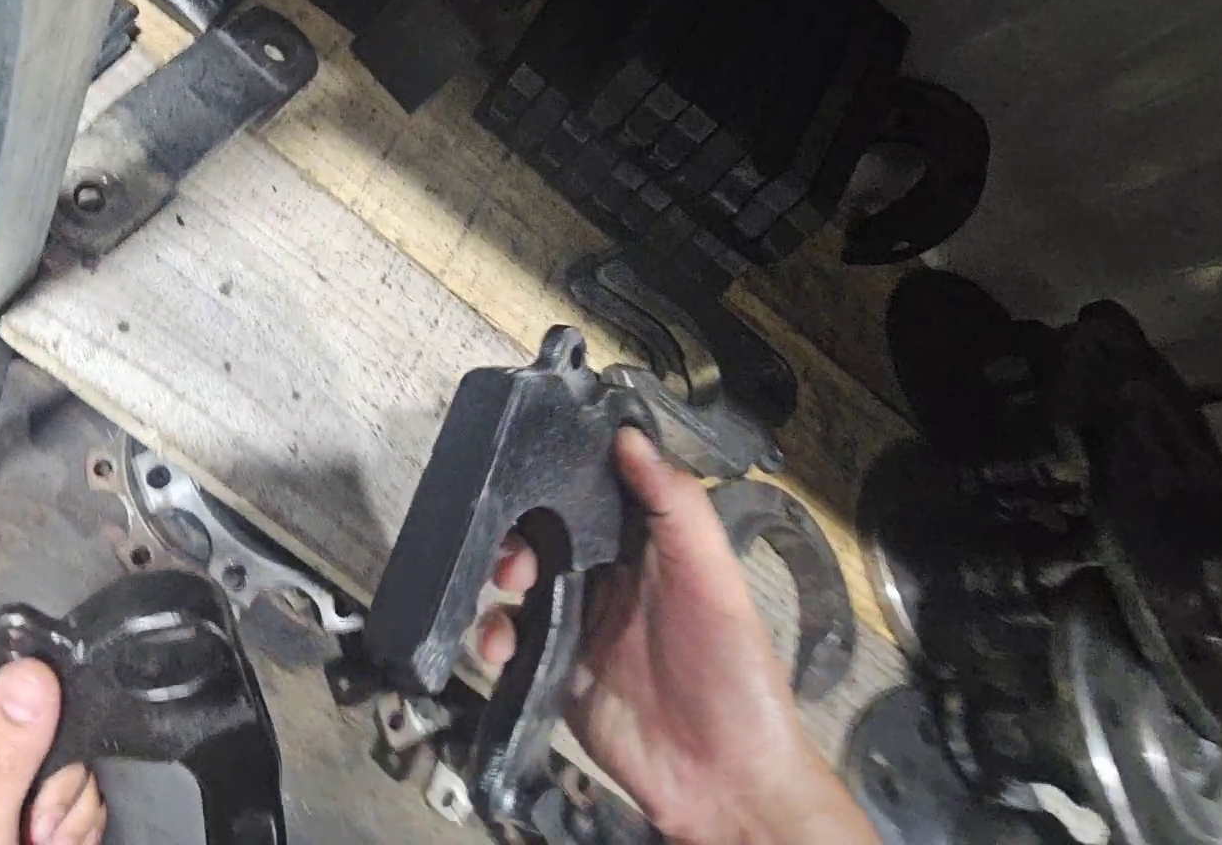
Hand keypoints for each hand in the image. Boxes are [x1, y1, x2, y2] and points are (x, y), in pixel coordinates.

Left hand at [0, 635, 107, 844]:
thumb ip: (2, 757)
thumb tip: (31, 668)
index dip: (34, 676)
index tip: (60, 722)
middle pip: (40, 704)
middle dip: (58, 767)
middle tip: (41, 824)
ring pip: (66, 747)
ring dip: (70, 802)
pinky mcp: (27, 799)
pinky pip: (75, 781)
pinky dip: (76, 819)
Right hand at [479, 428, 877, 844]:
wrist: (721, 785)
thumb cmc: (729, 671)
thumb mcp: (713, 581)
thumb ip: (676, 508)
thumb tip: (628, 435)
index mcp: (641, 546)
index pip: (589, 494)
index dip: (555, 476)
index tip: (520, 464)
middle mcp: (601, 574)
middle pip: (541, 532)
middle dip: (515, 531)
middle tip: (512, 551)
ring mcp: (572, 619)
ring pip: (515, 578)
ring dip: (497, 576)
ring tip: (505, 592)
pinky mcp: (548, 662)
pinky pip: (507, 634)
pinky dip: (492, 634)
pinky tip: (498, 648)